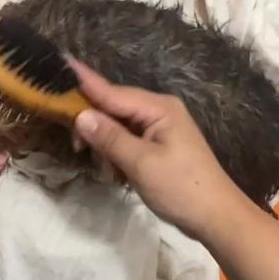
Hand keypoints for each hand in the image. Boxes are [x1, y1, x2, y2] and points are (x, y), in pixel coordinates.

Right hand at [70, 59, 254, 240]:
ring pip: (117, 125)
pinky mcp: (158, 144)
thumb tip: (80, 115)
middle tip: (76, 147)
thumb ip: (110, 138)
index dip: (84, 81)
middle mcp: (159, 110)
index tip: (60, 61)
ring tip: (109, 171)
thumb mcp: (141, 164)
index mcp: (158, 108)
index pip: (112, 92)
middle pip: (113, 106)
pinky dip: (117, 153)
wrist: (218, 218)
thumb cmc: (182, 188)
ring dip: (106, 145)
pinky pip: (127, 139)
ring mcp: (160, 127)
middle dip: (93, 125)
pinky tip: (118, 173)